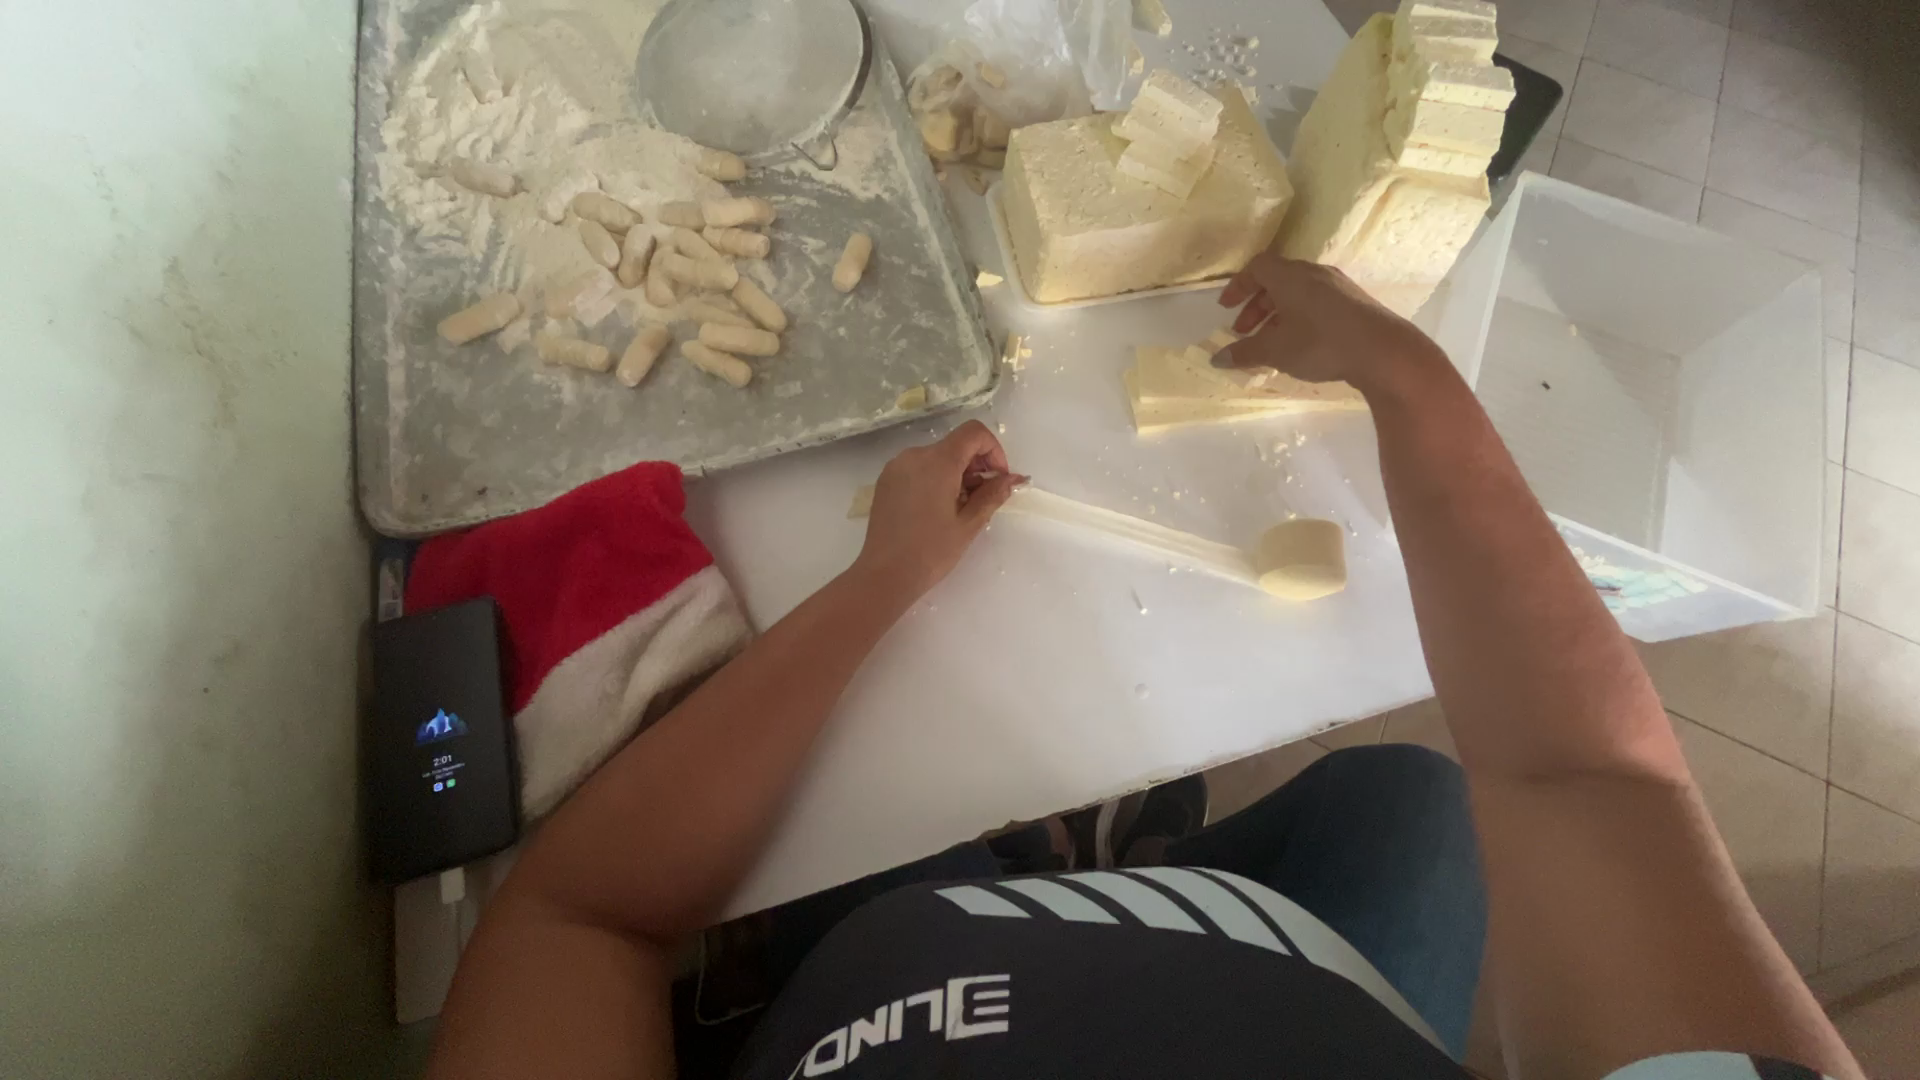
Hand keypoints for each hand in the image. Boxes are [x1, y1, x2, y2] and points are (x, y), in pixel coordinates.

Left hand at [852, 420, 1026, 600]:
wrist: (885, 574)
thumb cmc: (930, 552)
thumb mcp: (968, 524)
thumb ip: (992, 494)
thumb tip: (1012, 478)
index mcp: (937, 462)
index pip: (974, 432)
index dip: (994, 450)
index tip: (998, 478)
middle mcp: (914, 456)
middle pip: (955, 445)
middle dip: (976, 465)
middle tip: (983, 500)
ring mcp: (896, 467)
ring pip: (937, 457)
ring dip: (957, 474)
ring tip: (960, 509)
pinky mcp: (886, 481)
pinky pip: (919, 468)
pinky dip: (936, 479)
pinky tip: (938, 509)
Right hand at [1215, 253, 1446, 391]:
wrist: (1383, 352)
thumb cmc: (1321, 344)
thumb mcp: (1275, 351)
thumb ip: (1244, 353)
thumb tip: (1217, 359)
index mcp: (1291, 277)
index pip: (1257, 267)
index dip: (1238, 285)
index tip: (1226, 308)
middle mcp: (1313, 274)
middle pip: (1276, 280)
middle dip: (1254, 306)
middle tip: (1243, 332)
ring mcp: (1336, 287)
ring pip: (1296, 293)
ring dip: (1275, 314)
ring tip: (1268, 342)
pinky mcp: (1352, 303)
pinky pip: (1313, 302)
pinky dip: (1295, 317)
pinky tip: (1296, 343)